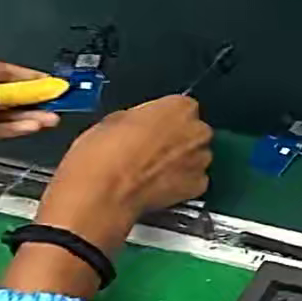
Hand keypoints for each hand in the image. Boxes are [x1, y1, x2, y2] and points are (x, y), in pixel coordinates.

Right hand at [30, 94, 212, 252]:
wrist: (101, 194)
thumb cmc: (101, 157)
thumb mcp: (112, 120)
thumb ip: (138, 117)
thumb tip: (138, 123)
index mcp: (179, 107)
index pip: (181, 106)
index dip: (163, 118)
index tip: (151, 126)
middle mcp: (197, 131)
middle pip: (193, 131)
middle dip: (176, 139)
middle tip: (149, 149)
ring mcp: (200, 158)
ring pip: (196, 155)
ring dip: (180, 161)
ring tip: (150, 170)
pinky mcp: (199, 184)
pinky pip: (194, 180)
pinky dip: (181, 183)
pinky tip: (157, 185)